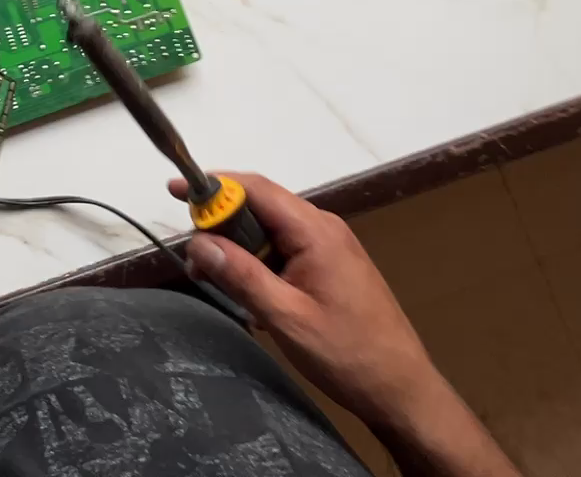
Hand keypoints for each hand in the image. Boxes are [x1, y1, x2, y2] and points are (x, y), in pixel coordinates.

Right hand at [168, 172, 446, 434]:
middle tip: (194, 253)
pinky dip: (257, 257)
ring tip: (215, 277)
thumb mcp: (286, 317)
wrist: (406, 394)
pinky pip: (283, 245)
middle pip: (259, 204)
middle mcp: (323, 227)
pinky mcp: (330, 264)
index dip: (212, 185)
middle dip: (220, 220)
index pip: (254, 188)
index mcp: (315, 230)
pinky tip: (247, 288)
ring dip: (237, 244)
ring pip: (268, 226)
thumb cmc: (348, 355)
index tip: (174, 190)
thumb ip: (241, 275)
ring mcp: (329, 245)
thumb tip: (197, 241)